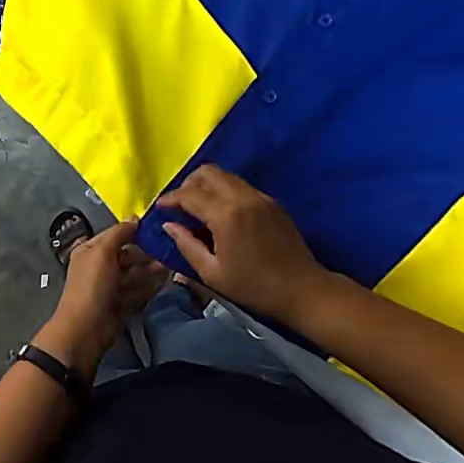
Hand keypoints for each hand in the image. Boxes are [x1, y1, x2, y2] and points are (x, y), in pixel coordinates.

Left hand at [36, 219, 167, 375]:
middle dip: (145, 255)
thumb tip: (133, 217)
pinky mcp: (119, 304)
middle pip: (127, 256)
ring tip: (168, 268)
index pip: (115, 236)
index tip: (156, 230)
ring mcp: (109, 287)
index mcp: (90, 250)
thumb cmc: (92, 285)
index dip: (133, 232)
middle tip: (166, 253)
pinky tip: (162, 284)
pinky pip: (136, 292)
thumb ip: (119, 233)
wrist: (87, 328)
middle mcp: (99, 266)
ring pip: (133, 275)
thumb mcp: (103, 252)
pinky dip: (148, 288)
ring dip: (150, 272)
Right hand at [156, 165, 344, 320]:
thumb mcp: (212, 273)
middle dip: (188, 184)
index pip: (189, 194)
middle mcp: (243, 198)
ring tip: (199, 209)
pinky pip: (240, 185)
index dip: (170, 198)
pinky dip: (224, 191)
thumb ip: (187, 245)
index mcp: (226, 216)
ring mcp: (260, 197)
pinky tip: (222, 214)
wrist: (303, 290)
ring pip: (225, 176)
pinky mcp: (272, 202)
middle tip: (180, 205)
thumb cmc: (254, 287)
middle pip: (208, 172)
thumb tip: (169, 226)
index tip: (160, 208)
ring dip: (207, 186)